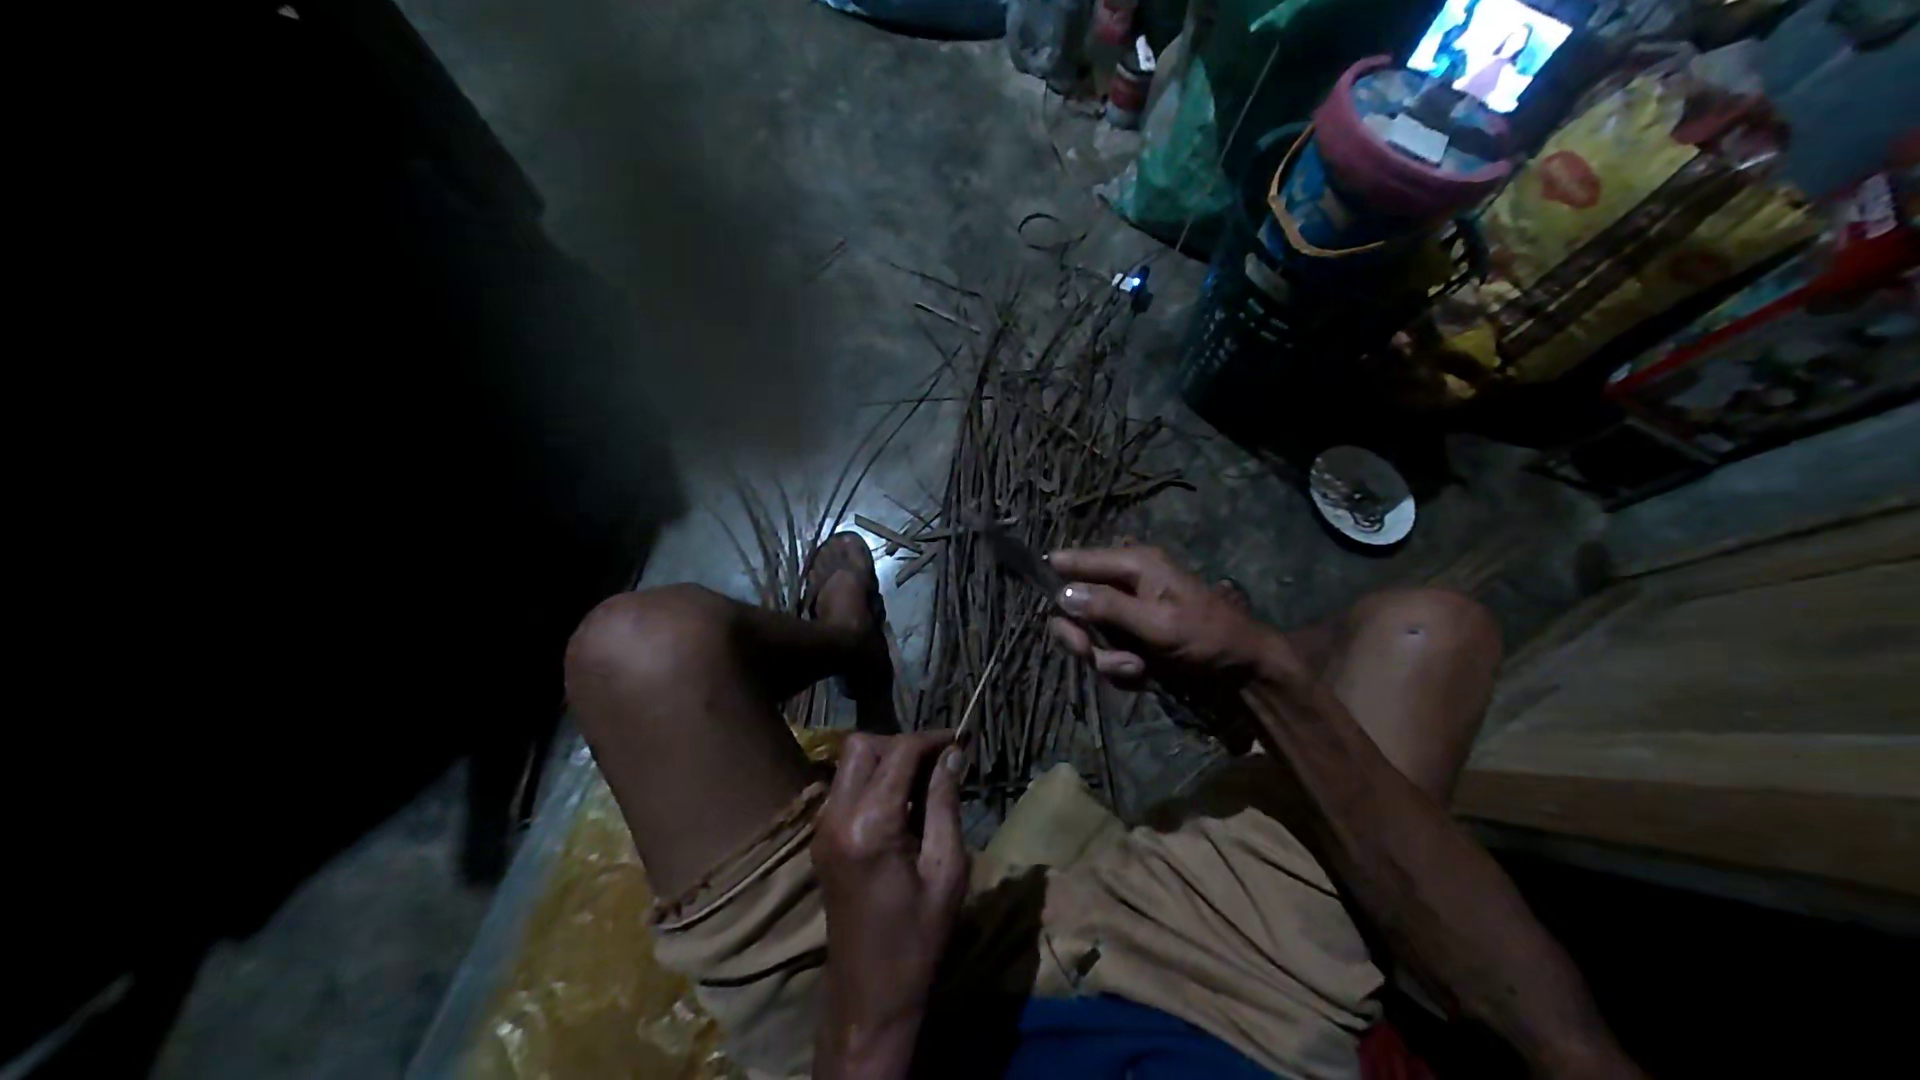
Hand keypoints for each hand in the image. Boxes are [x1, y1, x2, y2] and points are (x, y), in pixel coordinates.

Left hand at [814, 731, 968, 1078]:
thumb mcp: (946, 870)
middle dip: (903, 743)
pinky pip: (846, 786)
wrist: (870, 993)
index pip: (898, 752)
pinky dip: (874, 779)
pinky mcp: (821, 837)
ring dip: (887, 759)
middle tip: (940, 762)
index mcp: (869, 826)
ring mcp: (822, 826)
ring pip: (850, 762)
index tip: (962, 739)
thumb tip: (953, 755)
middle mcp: (836, 816)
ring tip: (926, 781)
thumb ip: (945, 803)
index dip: (932, 738)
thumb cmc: (918, 937)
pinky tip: (903, 803)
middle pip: (863, 745)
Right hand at [1046, 545, 1295, 688]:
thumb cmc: (1206, 635)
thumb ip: (1108, 608)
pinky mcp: (1132, 640)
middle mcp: (1125, 586)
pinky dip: (1122, 669)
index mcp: (1134, 566)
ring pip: (1089, 636)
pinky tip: (1146, 675)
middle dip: (1082, 635)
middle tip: (1087, 652)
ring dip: (1107, 658)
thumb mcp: (1157, 623)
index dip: (1054, 571)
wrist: (1243, 671)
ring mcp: (1128, 615)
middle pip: (1074, 605)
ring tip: (1137, 669)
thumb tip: (1062, 595)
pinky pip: (1107, 654)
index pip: (1078, 560)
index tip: (1029, 582)